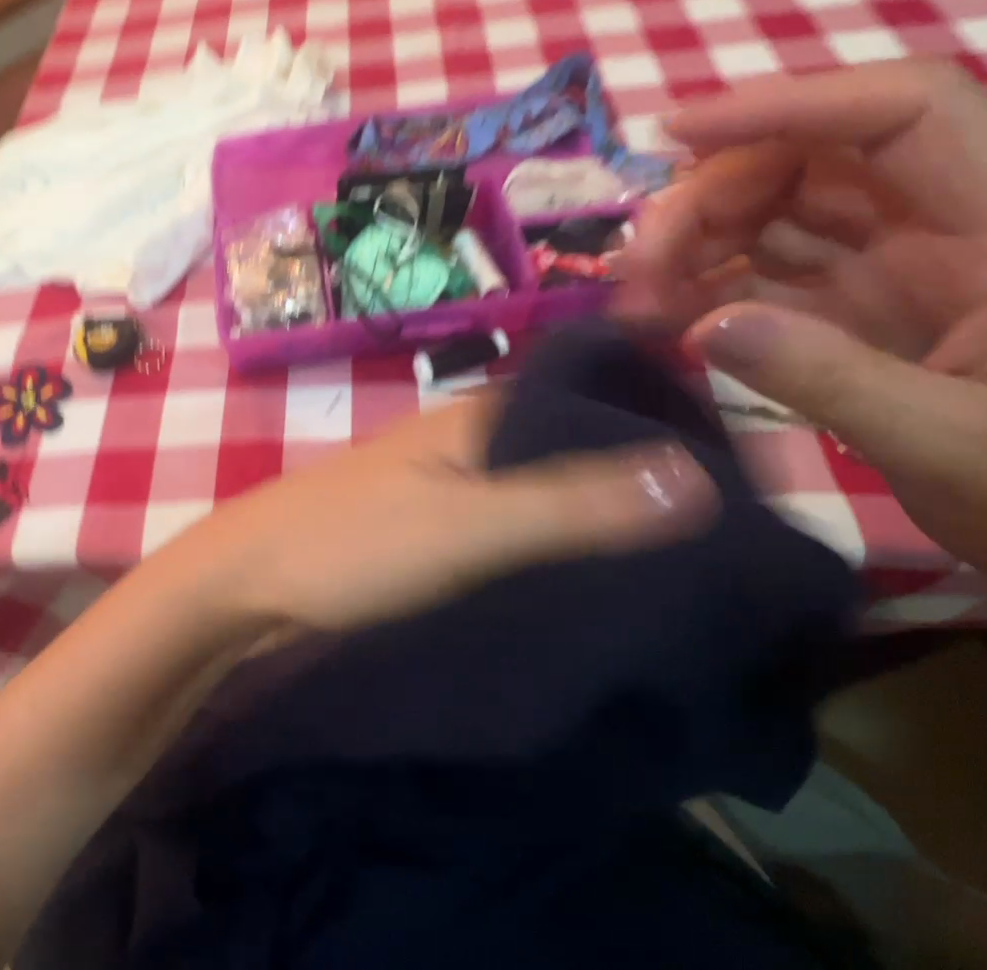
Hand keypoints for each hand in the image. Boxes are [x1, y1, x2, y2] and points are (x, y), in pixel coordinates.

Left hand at [158, 394, 717, 634]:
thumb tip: (702, 478)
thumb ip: (573, 505)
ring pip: (541, 486)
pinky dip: (549, 544)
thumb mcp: (468, 528)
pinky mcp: (425, 527)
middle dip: (639, 479)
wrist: (242, 588)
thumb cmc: (348, 549)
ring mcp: (443, 482)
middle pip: (574, 445)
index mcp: (483, 415)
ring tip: (675, 563)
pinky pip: (508, 524)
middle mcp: (467, 437)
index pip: (599, 399)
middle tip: (725, 536)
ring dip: (594, 516)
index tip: (744, 477)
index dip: (668, 428)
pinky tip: (584, 579)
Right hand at [613, 60, 986, 611]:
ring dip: (702, 240)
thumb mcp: (952, 447)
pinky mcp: (864, 317)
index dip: (793, 104)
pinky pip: (773, 278)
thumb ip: (826, 378)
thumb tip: (701, 324)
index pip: (907, 115)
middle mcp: (952, 233)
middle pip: (819, 163)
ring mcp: (902, 274)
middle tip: (638, 263)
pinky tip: (664, 316)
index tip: (679, 132)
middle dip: (716, 193)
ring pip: (784, 216)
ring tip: (637, 296)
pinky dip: (712, 287)